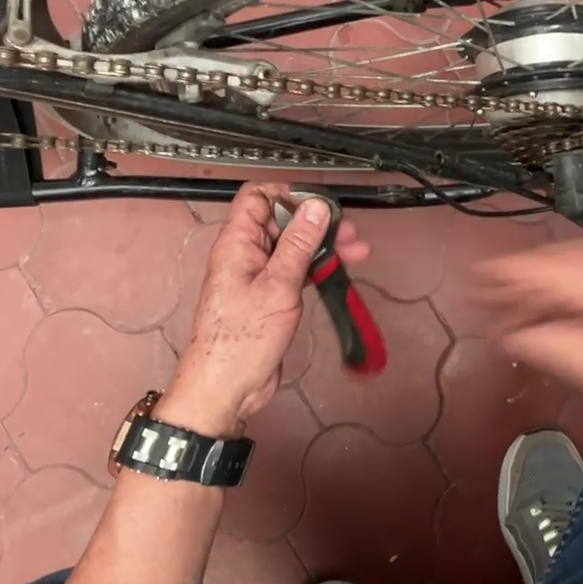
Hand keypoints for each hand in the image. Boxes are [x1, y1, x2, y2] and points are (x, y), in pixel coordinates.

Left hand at [159, 183, 369, 435]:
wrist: (226, 389)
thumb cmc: (242, 339)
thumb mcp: (278, 285)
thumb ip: (299, 243)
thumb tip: (315, 206)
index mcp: (237, 243)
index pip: (257, 197)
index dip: (288, 194)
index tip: (319, 205)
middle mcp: (246, 254)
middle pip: (281, 221)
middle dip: (316, 222)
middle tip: (349, 231)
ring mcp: (258, 275)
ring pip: (293, 246)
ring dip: (323, 245)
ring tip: (356, 250)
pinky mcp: (270, 295)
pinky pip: (295, 269)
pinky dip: (317, 266)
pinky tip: (340, 269)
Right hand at [474, 242, 582, 441]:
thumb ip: (573, 352)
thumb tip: (524, 335)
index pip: (561, 269)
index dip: (516, 270)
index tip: (484, 274)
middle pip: (569, 259)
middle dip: (525, 274)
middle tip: (489, 291)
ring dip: (547, 276)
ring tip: (516, 299)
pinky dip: (574, 280)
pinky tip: (559, 300)